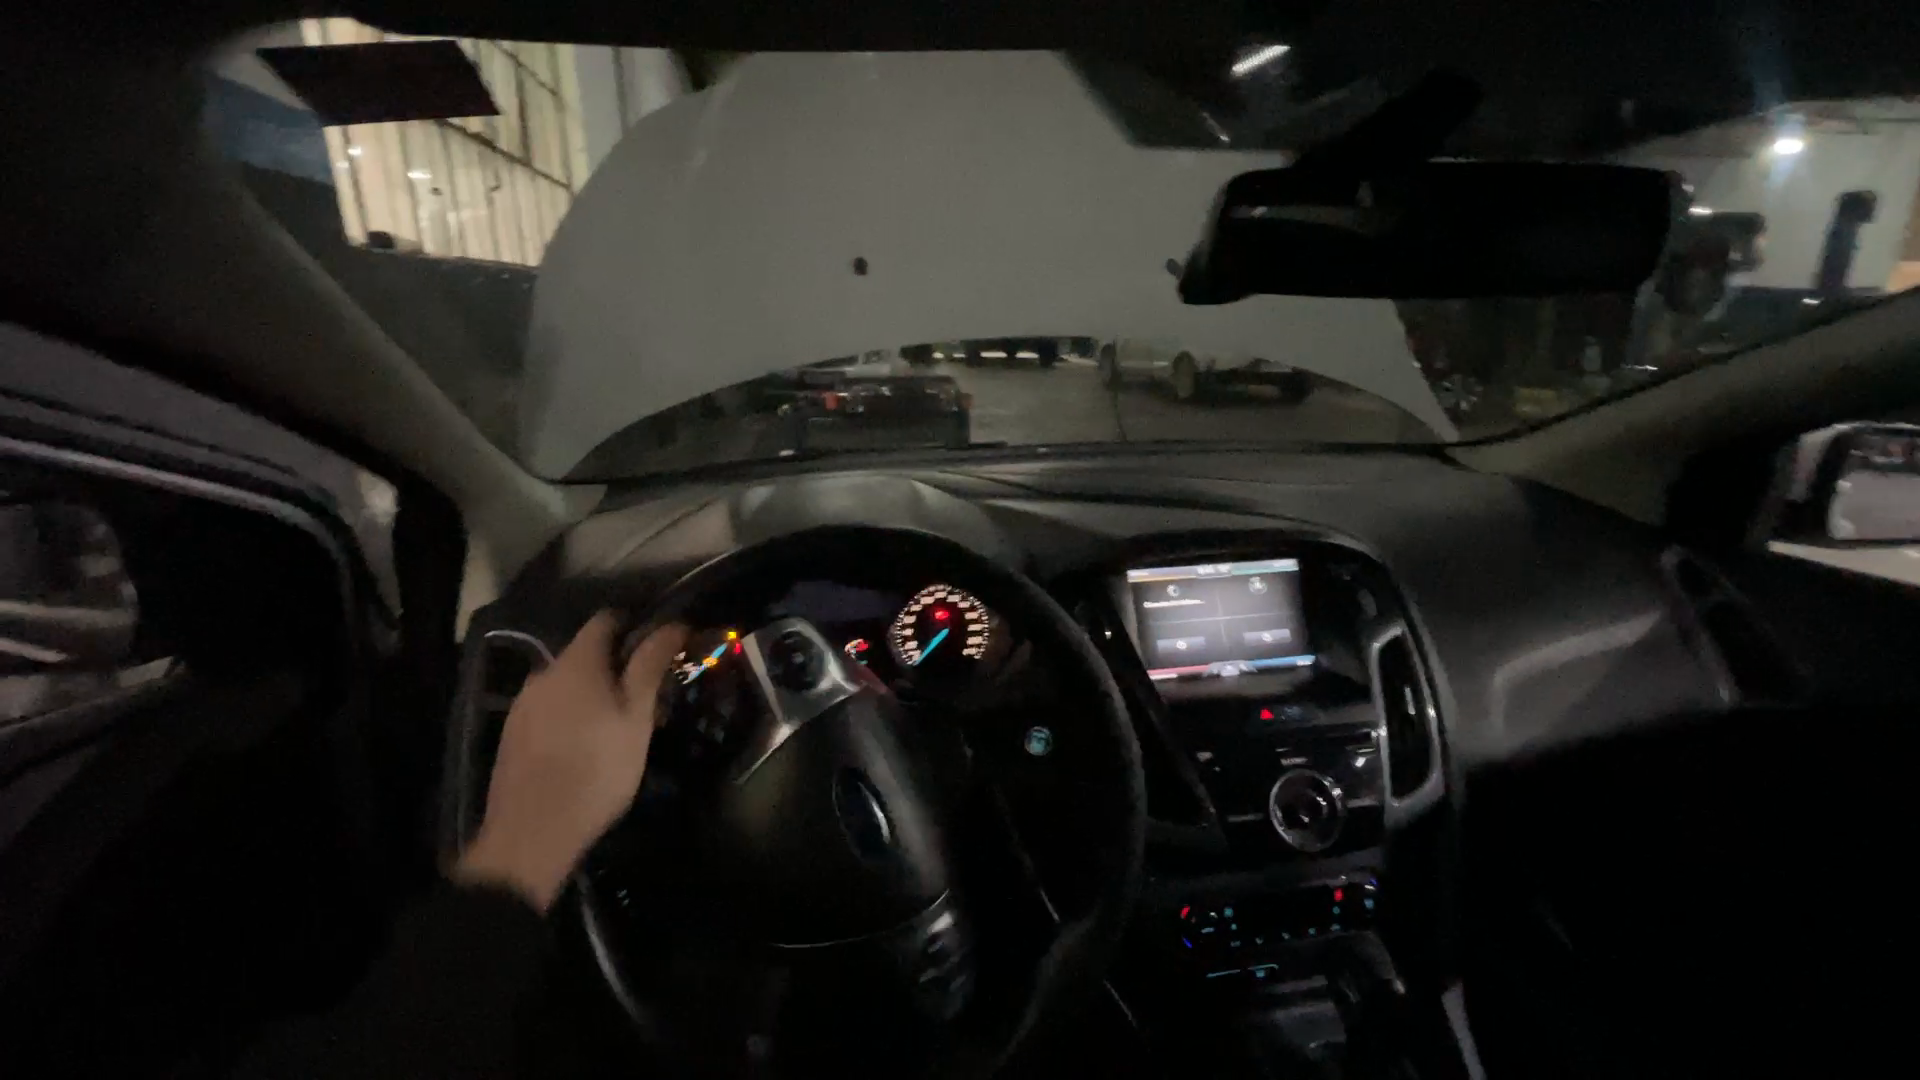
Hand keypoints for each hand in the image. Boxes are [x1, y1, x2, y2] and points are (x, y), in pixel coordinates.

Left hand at [454, 613, 687, 910]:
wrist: (532, 834)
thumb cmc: (597, 768)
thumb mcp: (637, 716)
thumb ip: (651, 665)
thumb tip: (673, 624)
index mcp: (575, 663)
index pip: (606, 620)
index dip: (638, 624)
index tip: (664, 646)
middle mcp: (543, 674)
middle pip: (587, 653)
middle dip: (620, 666)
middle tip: (651, 697)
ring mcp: (523, 706)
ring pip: (569, 684)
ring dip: (597, 693)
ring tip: (623, 726)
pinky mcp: (513, 735)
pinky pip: (552, 709)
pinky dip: (574, 715)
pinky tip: (589, 747)